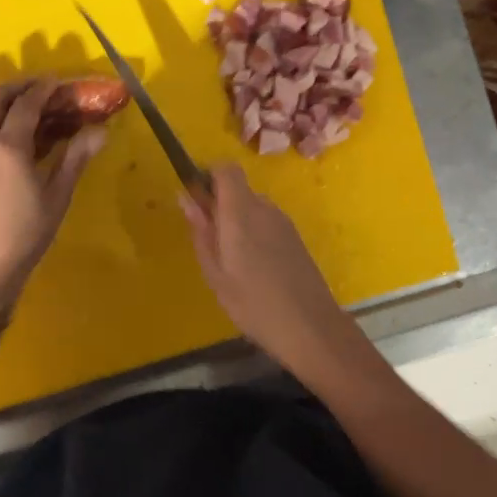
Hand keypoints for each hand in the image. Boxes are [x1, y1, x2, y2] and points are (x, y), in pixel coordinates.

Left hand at [0, 80, 104, 314]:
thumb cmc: (25, 236)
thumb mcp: (57, 197)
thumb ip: (76, 158)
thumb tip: (100, 131)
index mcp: (9, 148)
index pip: (26, 105)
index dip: (42, 90)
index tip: (55, 83)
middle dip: (13, 88)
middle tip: (32, 89)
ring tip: (2, 105)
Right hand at [180, 164, 356, 371]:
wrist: (310, 328)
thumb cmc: (253, 304)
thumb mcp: (215, 273)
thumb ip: (201, 231)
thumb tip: (186, 197)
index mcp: (240, 212)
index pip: (226, 169)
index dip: (208, 177)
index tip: (196, 201)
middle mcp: (264, 208)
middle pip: (238, 188)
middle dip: (219, 205)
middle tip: (209, 242)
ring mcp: (283, 221)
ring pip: (252, 206)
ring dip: (237, 221)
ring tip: (231, 262)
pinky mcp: (295, 236)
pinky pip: (266, 222)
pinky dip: (254, 233)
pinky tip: (254, 269)